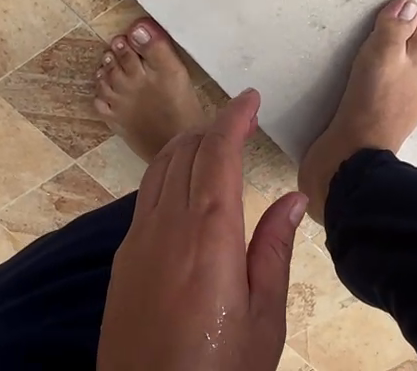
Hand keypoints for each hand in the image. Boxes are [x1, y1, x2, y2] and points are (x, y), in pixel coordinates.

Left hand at [97, 90, 306, 370]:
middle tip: (239, 120)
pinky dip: (167, 172)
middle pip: (186, 150)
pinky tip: (184, 187)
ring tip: (213, 141)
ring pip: (160, 167)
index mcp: (210, 233)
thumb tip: (293, 198)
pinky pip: (146, 194)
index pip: (219, 150)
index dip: (234, 116)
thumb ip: (274, 250)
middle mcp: (168, 224)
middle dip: (213, 125)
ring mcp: (138, 239)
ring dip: (187, 144)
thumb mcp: (264, 320)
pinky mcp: (123, 258)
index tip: (251, 97)